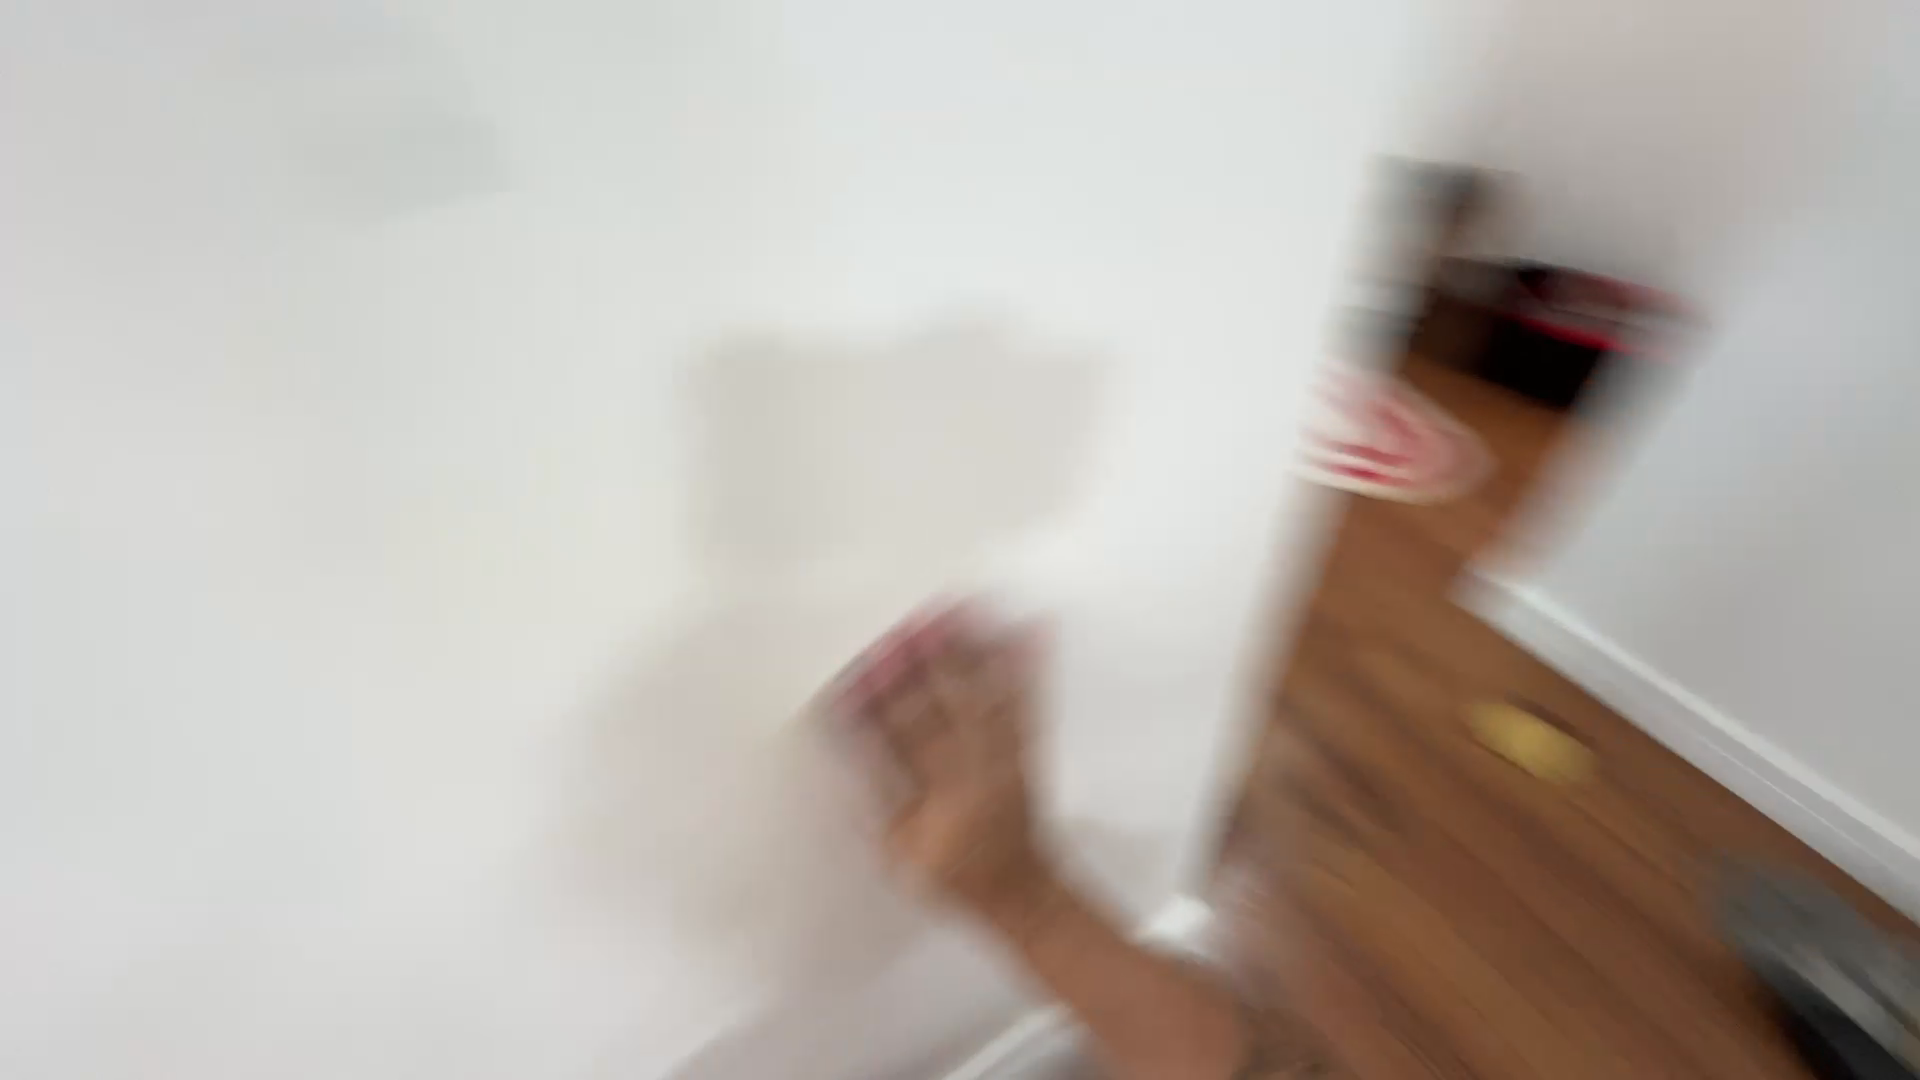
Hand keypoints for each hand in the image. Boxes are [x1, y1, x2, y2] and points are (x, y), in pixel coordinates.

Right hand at [830, 603, 1056, 921]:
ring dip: (973, 650)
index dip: (882, 700)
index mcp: (936, 796)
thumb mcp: (901, 856)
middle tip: (911, 621)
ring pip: (987, 695)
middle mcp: (974, 769)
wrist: (1020, 888)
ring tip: (962, 608)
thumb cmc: (955, 875)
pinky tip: (1036, 627)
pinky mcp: (1028, 746)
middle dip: (926, 664)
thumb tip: (852, 746)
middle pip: (945, 708)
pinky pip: (1032, 702)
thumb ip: (878, 803)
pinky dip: (1034, 665)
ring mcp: (1006, 754)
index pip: (900, 738)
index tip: (865, 665)